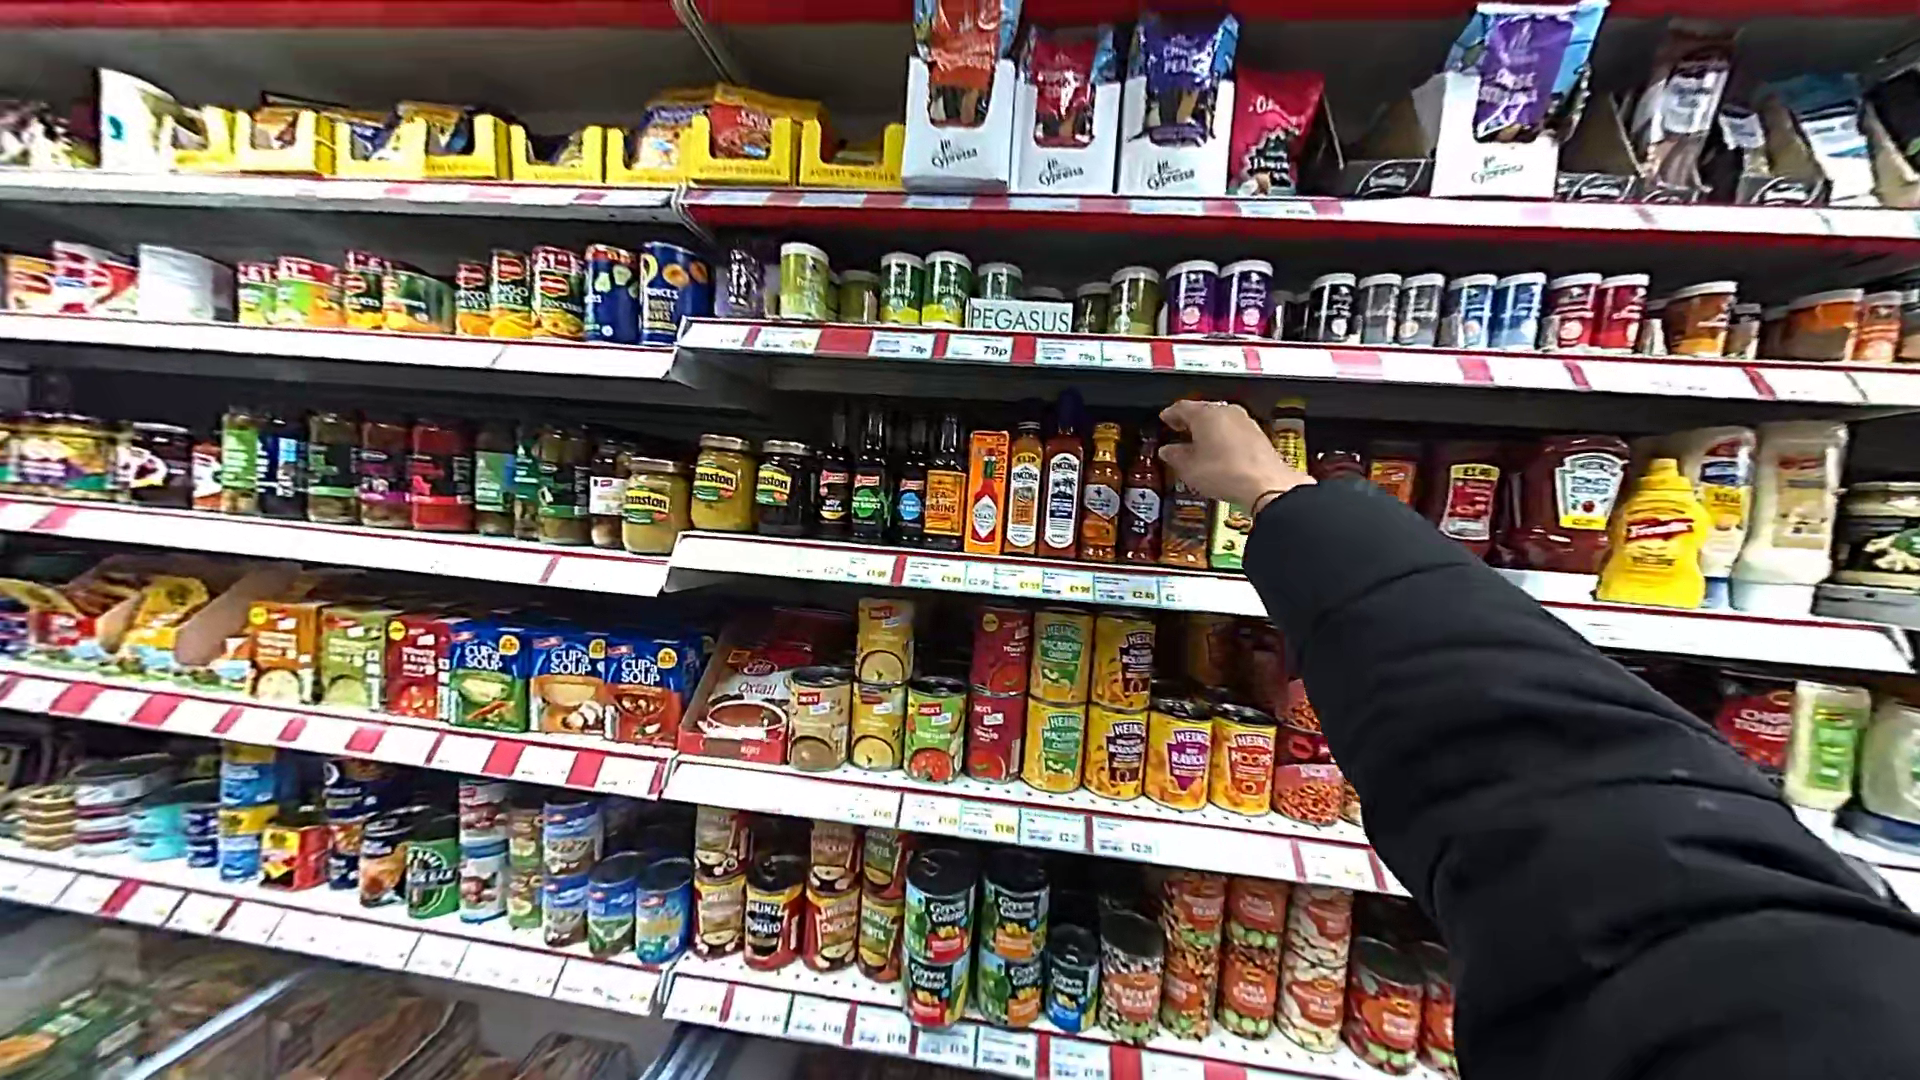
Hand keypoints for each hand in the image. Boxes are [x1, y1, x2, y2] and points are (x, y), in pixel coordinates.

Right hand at [1157, 400, 1313, 511]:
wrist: (1264, 485)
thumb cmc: (1227, 472)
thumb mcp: (1188, 467)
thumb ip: (1174, 455)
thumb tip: (1168, 451)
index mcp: (1205, 414)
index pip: (1181, 406)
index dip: (1170, 413)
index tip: (1165, 418)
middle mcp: (1226, 412)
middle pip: (1202, 410)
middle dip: (1189, 420)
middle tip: (1178, 429)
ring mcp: (1245, 422)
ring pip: (1219, 419)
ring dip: (1207, 429)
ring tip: (1197, 444)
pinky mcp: (1257, 435)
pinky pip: (1233, 431)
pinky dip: (1222, 438)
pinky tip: (1218, 453)